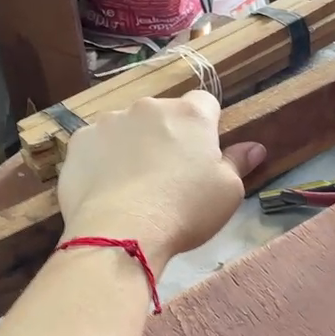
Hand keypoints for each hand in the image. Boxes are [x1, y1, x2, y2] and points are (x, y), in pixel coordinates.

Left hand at [56, 91, 266, 270]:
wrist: (121, 232)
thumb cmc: (185, 211)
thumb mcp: (227, 192)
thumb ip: (238, 163)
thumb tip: (255, 147)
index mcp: (191, 114)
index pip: (205, 103)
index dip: (205, 127)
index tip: (202, 155)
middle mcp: (149, 107)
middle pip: (163, 115)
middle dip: (166, 136)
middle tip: (167, 176)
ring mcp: (109, 121)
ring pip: (126, 128)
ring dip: (132, 146)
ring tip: (132, 186)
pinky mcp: (79, 142)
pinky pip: (96, 145)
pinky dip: (101, 160)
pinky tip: (105, 189)